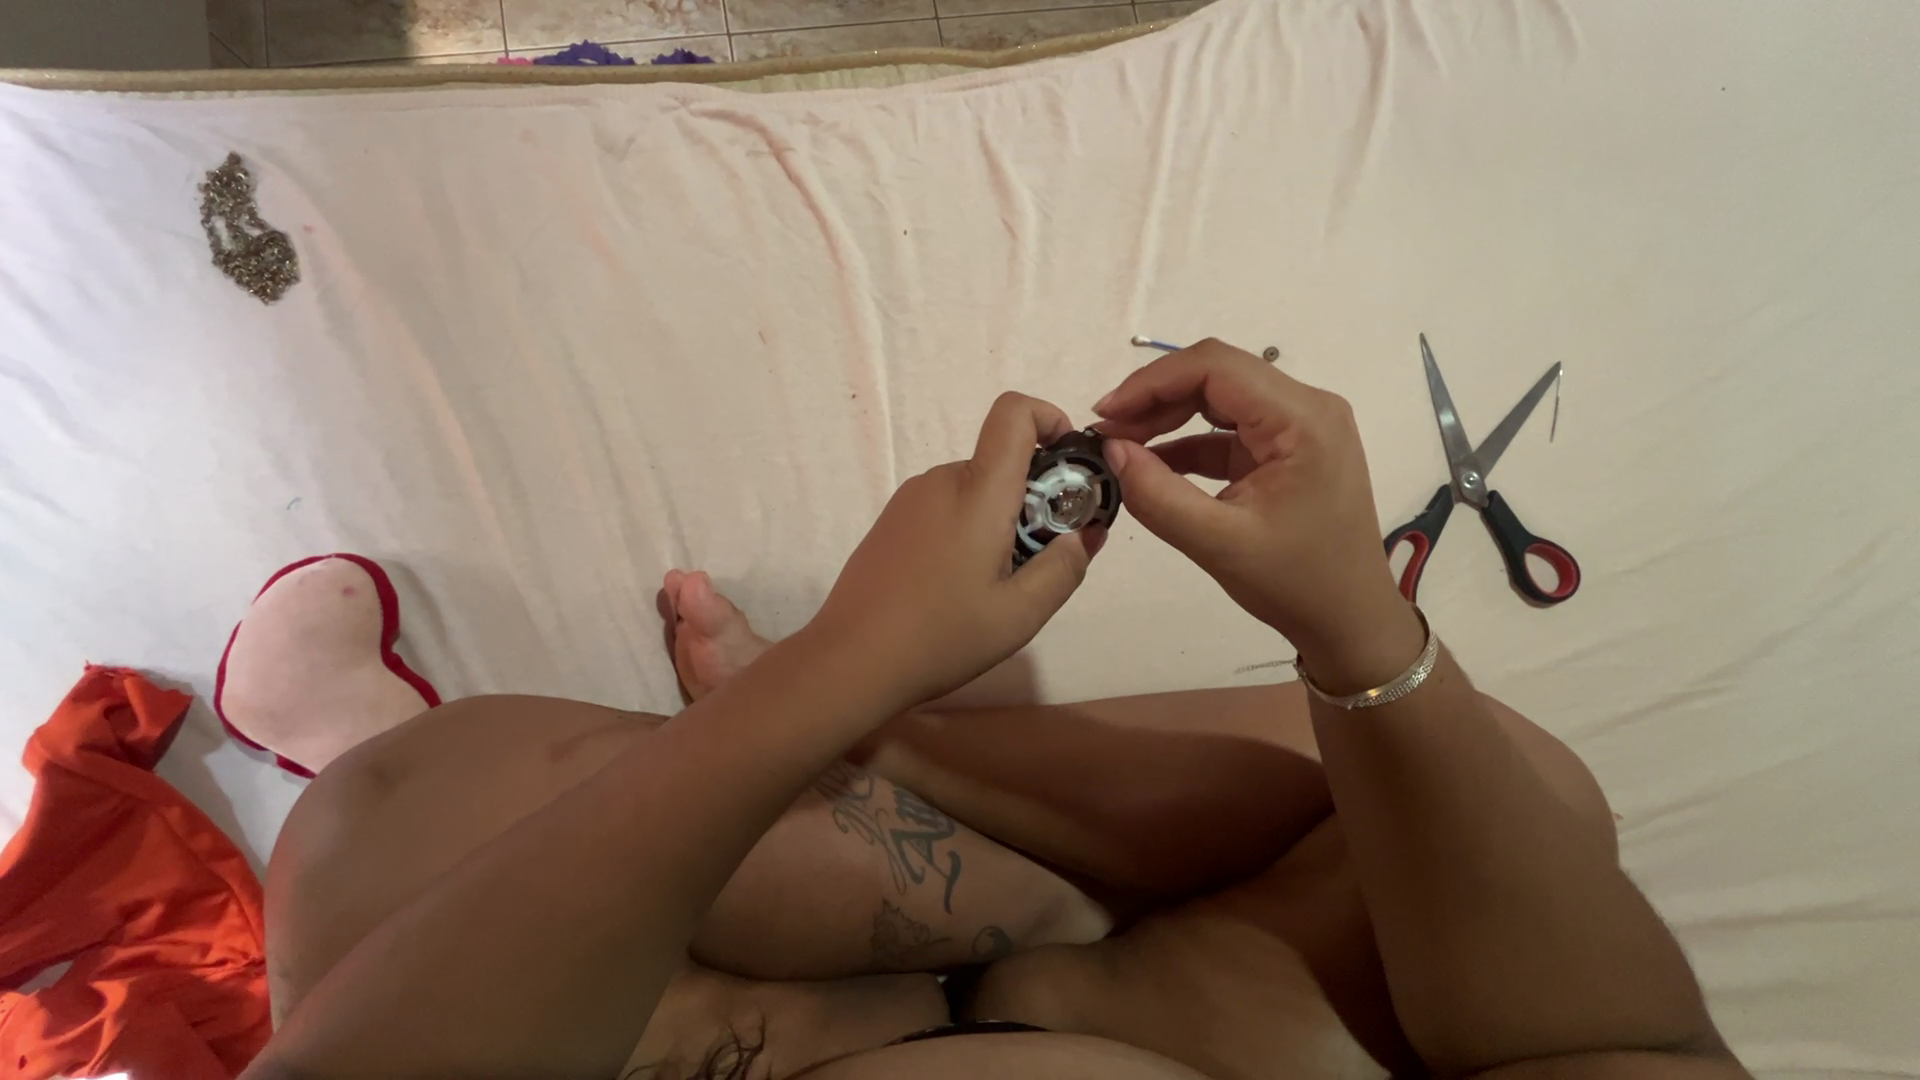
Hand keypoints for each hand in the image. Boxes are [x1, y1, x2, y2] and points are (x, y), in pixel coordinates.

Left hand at [809, 392, 1102, 707]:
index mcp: (977, 491)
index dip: (1049, 419)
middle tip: (1036, 561)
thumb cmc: (941, 636)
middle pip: (1001, 463)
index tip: (1068, 469)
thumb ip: (1065, 567)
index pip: (1014, 413)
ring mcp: (910, 499)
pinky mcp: (891, 522)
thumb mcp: (1020, 614)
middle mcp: (941, 480)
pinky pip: (945, 508)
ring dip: (999, 521)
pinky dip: (967, 531)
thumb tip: (1084, 534)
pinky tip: (956, 586)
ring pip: (974, 491)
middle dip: (1032, 499)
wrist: (851, 660)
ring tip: (993, 584)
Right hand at [1094, 340, 1420, 685]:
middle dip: (1154, 398)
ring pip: (1217, 399)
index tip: (1106, 413)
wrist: (1348, 620)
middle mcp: (1306, 408)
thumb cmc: (1294, 583)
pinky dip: (1185, 443)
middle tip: (1106, 433)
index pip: (1216, 368)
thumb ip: (1158, 494)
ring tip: (1120, 446)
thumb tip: (1111, 449)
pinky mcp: (1284, 450)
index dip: (1152, 382)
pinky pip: (1226, 431)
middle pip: (1216, 376)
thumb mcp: (1217, 542)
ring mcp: (1297, 427)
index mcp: (1302, 419)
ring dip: (1166, 418)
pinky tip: (1150, 464)